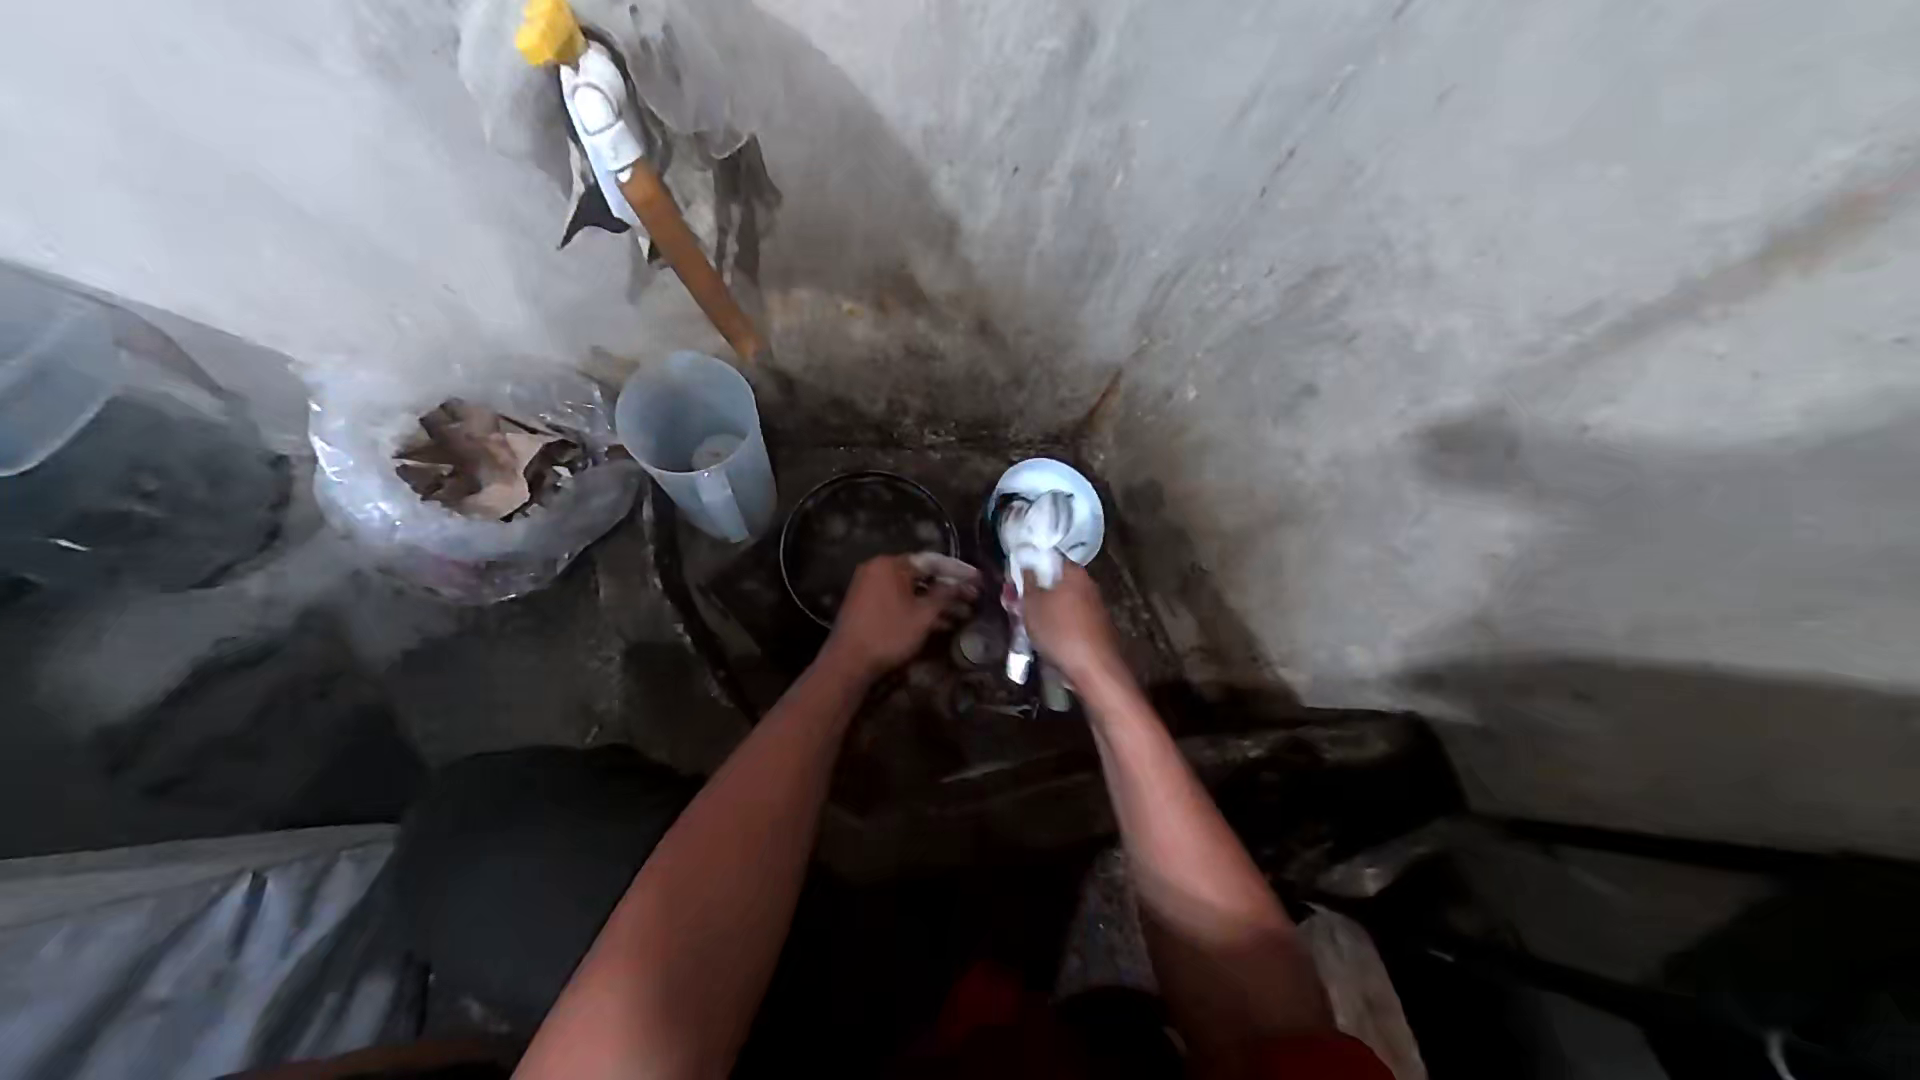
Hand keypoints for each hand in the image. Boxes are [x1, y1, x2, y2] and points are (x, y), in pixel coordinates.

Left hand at [822, 553, 981, 680]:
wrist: (849, 662)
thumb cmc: (889, 634)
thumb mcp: (923, 615)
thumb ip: (945, 594)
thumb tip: (963, 584)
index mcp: (890, 564)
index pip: (932, 561)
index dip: (959, 571)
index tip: (979, 579)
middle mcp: (878, 569)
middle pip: (922, 575)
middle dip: (950, 589)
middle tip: (974, 598)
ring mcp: (871, 587)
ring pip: (912, 590)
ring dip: (937, 602)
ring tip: (964, 614)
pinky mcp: (868, 605)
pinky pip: (900, 600)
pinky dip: (920, 609)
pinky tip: (942, 623)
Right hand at [1021, 561, 1124, 683]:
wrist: (1094, 669)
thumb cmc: (1059, 630)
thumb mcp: (1032, 604)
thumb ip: (1026, 582)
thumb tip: (1026, 566)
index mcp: (1074, 573)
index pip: (1048, 559)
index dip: (1028, 567)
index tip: (1013, 580)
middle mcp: (1087, 586)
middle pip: (1053, 583)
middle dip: (1032, 593)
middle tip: (1012, 605)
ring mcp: (1093, 608)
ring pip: (1059, 603)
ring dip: (1041, 611)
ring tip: (1021, 624)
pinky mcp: (1094, 629)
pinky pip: (1068, 620)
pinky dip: (1054, 625)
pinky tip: (1041, 637)